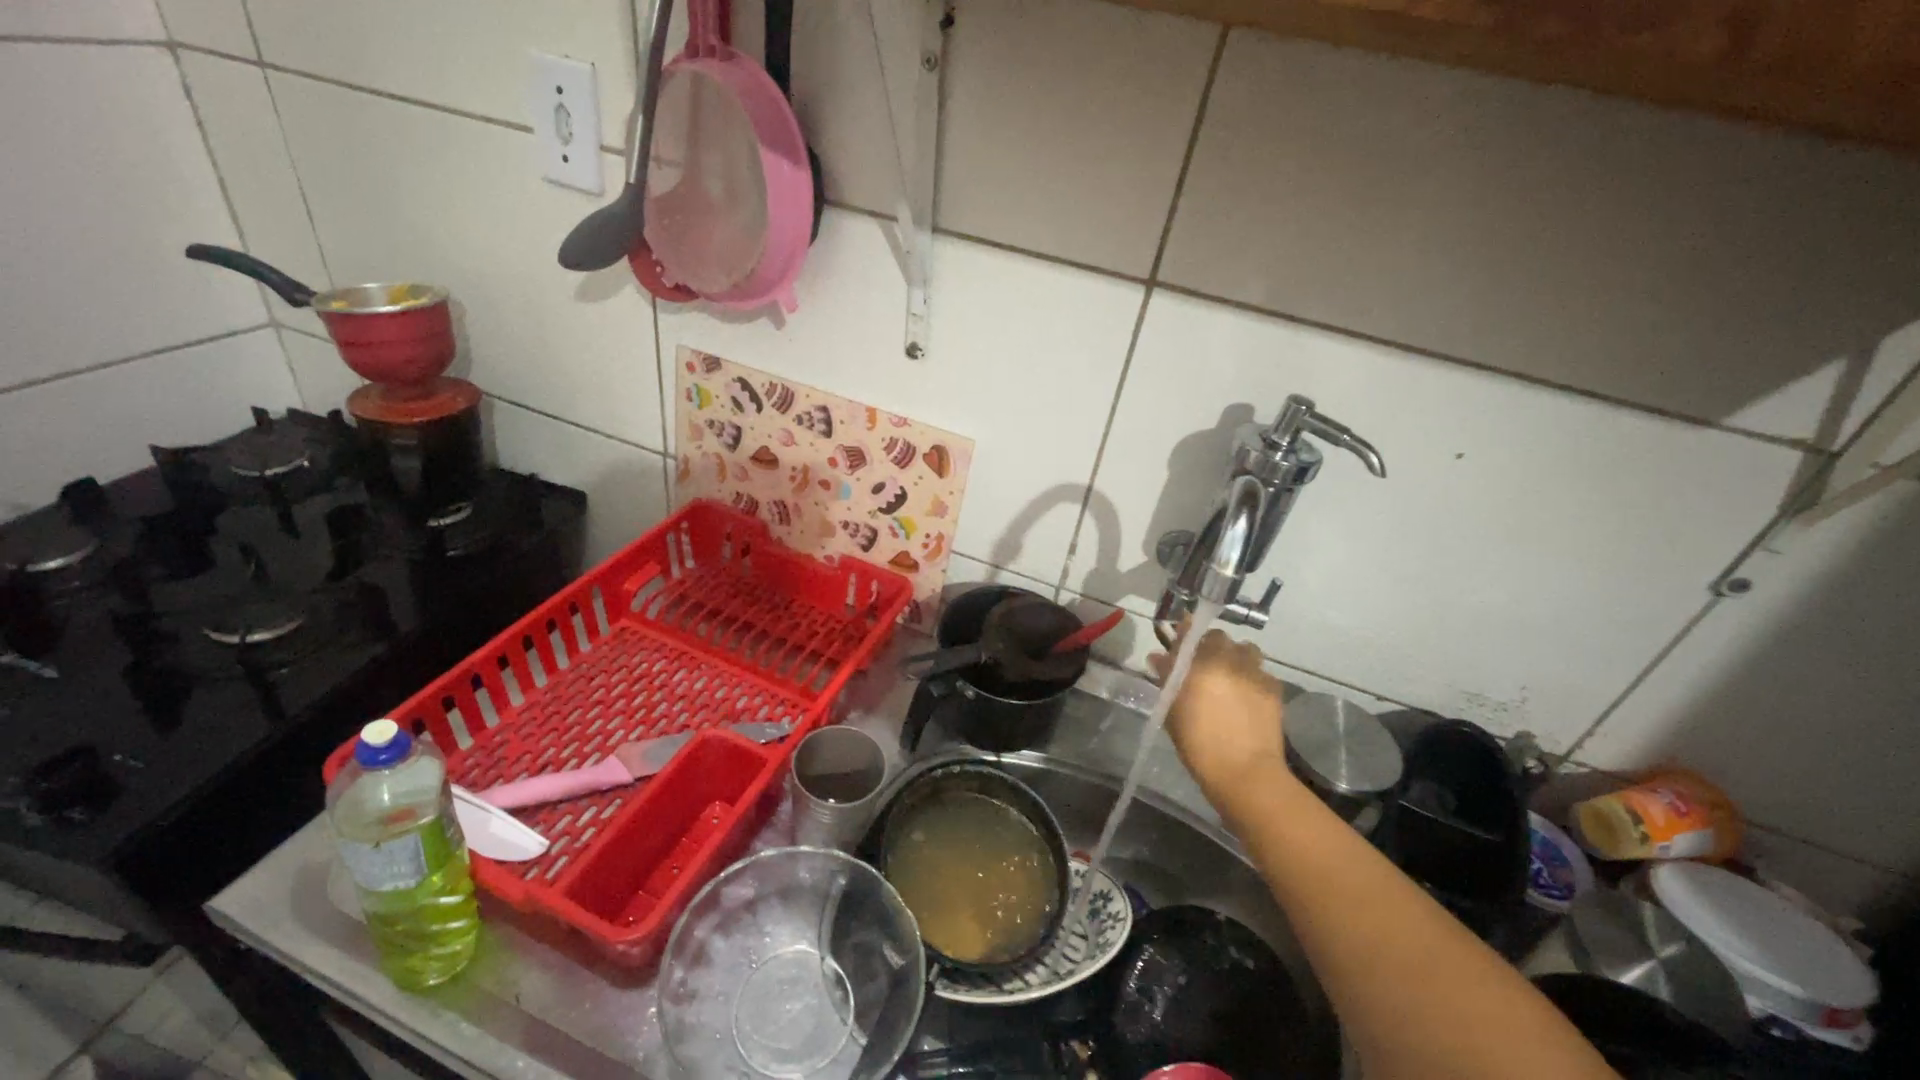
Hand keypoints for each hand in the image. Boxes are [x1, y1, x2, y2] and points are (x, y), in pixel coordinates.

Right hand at [1149, 623, 1293, 806]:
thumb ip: (1167, 679)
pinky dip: (1252, 677)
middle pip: (1218, 637)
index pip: (1189, 632)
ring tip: (1230, 678)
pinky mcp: (1274, 687)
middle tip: (1203, 668)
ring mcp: (1254, 672)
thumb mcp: (1173, 712)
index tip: (1179, 643)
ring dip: (1235, 657)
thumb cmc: (1198, 746)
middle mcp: (1228, 660)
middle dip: (1210, 647)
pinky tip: (1247, 697)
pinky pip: (1260, 671)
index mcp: (1199, 664)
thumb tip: (1159, 657)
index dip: (1183, 634)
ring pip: (1244, 649)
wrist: (1244, 773)